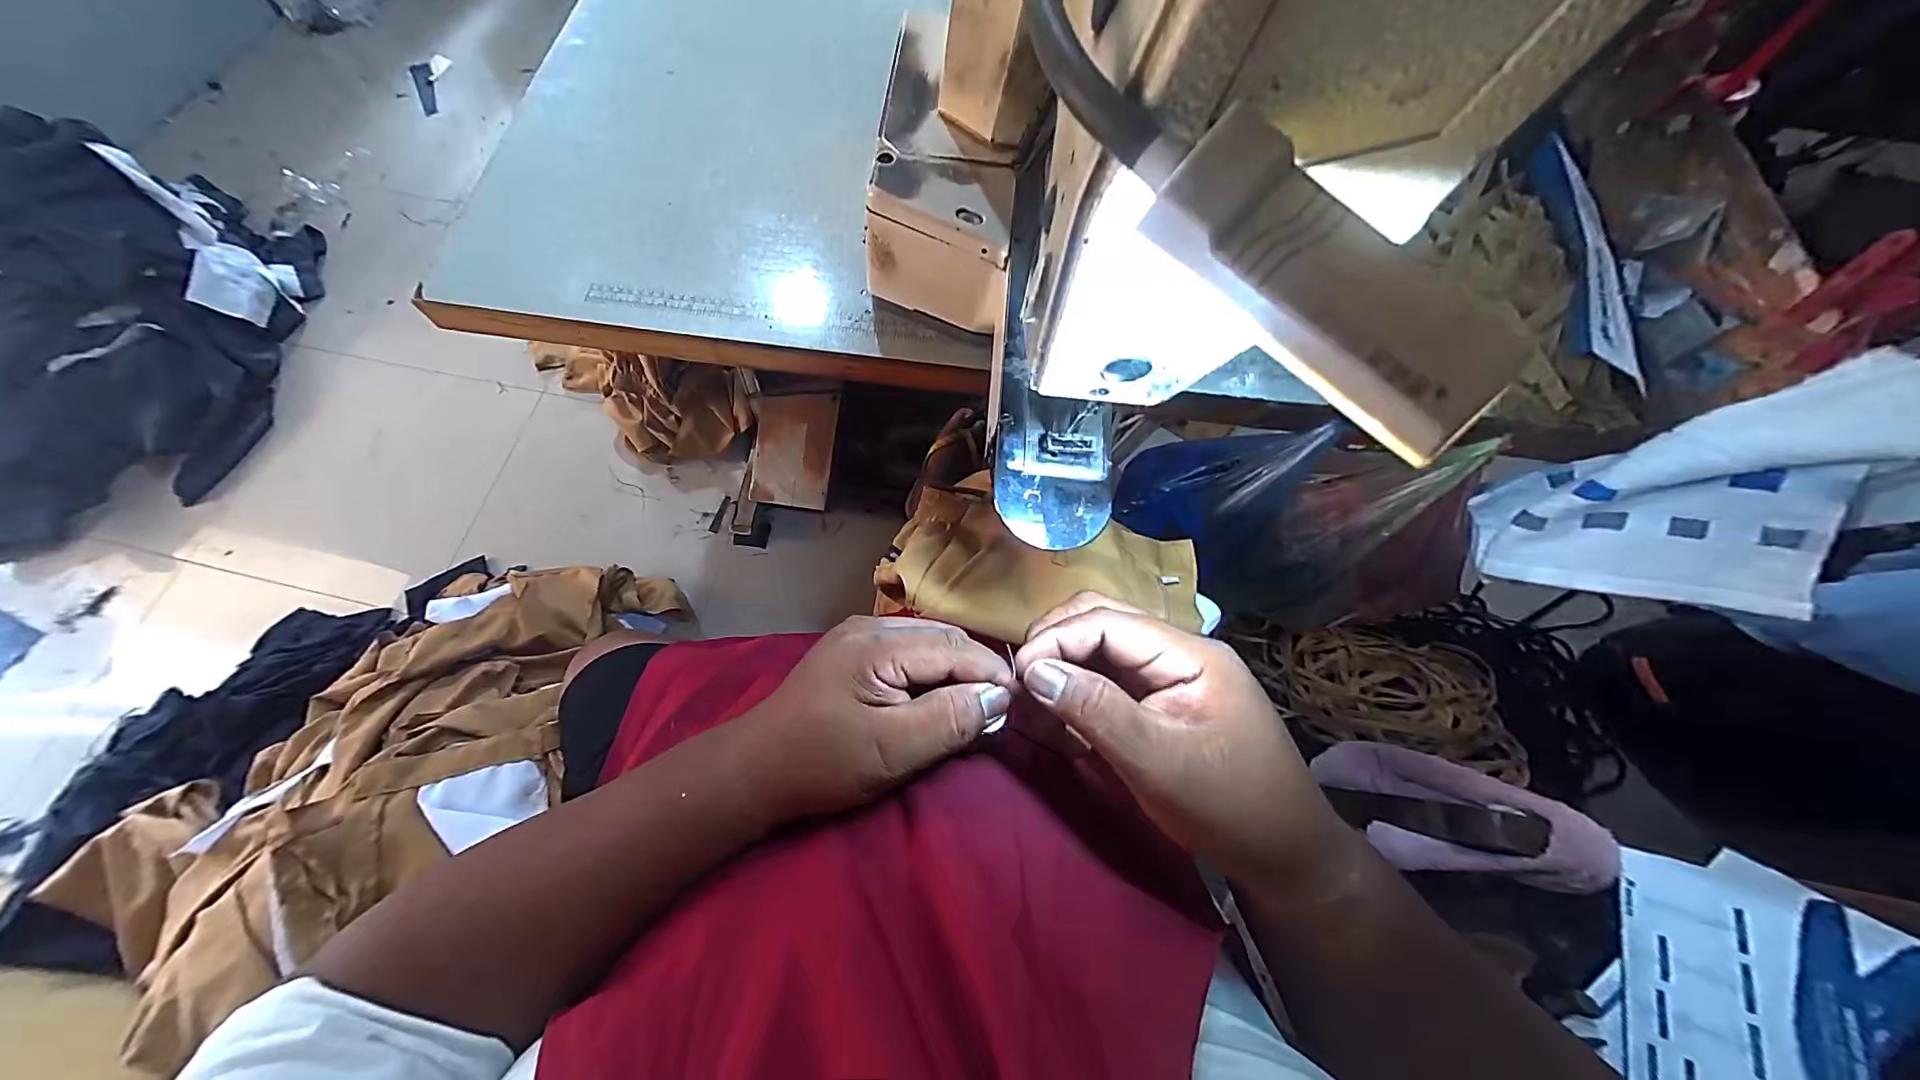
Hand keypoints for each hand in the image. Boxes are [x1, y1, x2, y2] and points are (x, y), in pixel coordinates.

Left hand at [732, 616, 1013, 822]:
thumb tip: (999, 697)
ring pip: (928, 642)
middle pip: (944, 638)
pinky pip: (908, 650)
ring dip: (954, 670)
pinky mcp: (852, 650)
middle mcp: (869, 626)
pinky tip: (935, 698)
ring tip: (971, 707)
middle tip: (995, 712)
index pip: (955, 648)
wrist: (754, 769)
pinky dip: (931, 671)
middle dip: (975, 671)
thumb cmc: (822, 763)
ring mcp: (857, 634)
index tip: (1017, 706)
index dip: (992, 674)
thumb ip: (949, 720)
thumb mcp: (892, 750)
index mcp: (877, 644)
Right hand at [1014, 593, 1360, 897]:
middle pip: (1102, 620)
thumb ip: (1095, 711)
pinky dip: (1077, 689)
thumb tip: (1032, 670)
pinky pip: (1108, 677)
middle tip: (1019, 684)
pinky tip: (1058, 712)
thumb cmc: (1231, 809)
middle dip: (1055, 644)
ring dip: (1062, 665)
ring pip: (1100, 646)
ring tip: (1032, 699)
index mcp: (1190, 653)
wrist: (1287, 855)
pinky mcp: (1160, 699)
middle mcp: (1178, 651)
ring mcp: (1169, 674)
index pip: (1108, 620)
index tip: (1017, 677)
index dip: (1056, 640)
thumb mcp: (1159, 763)